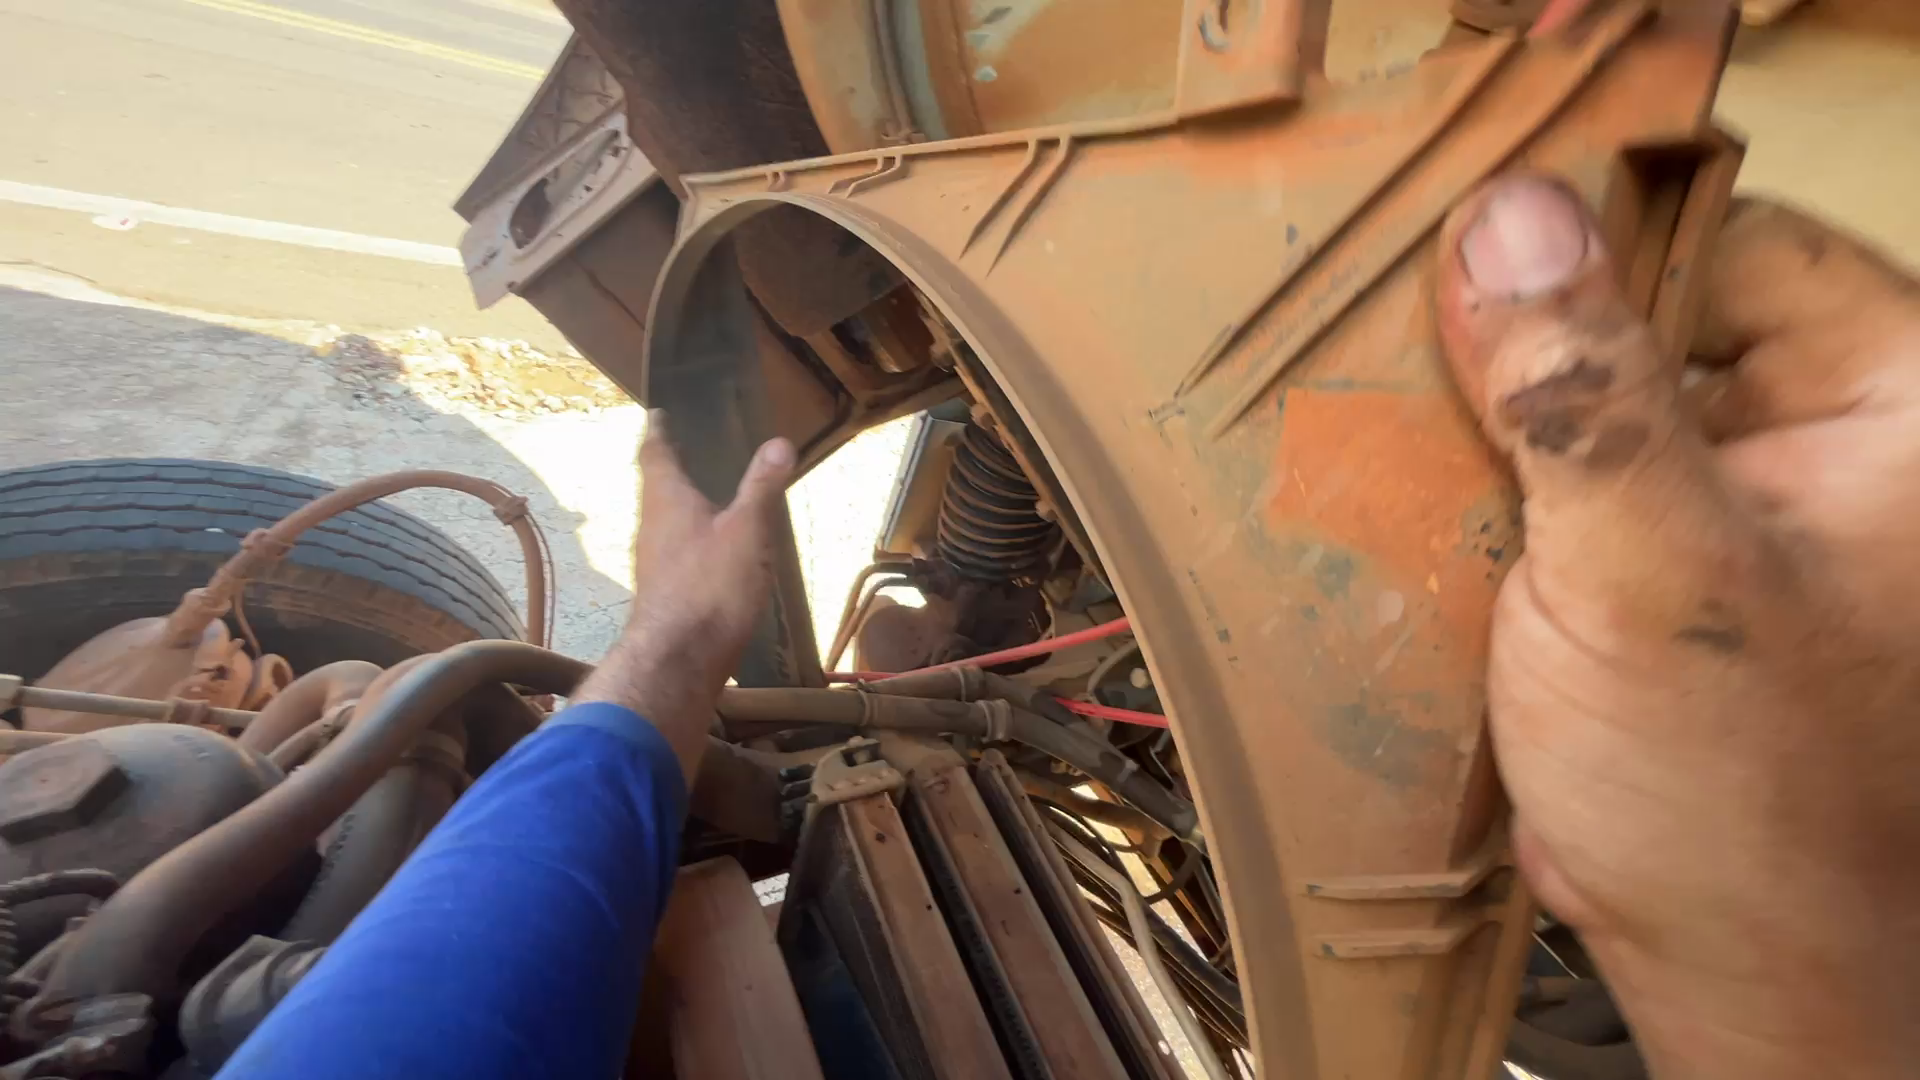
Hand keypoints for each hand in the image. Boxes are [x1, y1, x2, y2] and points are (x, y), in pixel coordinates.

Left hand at [574, 410, 795, 781]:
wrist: (680, 657)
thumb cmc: (712, 585)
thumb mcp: (748, 530)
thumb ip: (762, 486)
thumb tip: (780, 442)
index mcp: (667, 501)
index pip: (655, 454)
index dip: (657, 432)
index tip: (657, 414)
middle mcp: (653, 525)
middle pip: (655, 487)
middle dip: (669, 467)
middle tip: (687, 448)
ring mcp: (655, 560)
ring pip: (664, 519)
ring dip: (679, 502)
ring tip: (704, 492)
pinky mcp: (666, 589)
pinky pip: (676, 547)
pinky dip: (691, 534)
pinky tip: (713, 546)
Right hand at [1435, 177, 1919, 1076]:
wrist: (1705, 933)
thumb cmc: (1725, 772)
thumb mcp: (1649, 566)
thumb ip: (1580, 397)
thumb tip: (1504, 220)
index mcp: (1885, 404)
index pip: (1724, 249)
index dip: (1591, 242)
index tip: (1455, 251)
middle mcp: (1794, 437)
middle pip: (1630, 323)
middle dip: (1505, 335)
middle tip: (1386, 335)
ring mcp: (1690, 500)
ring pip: (1561, 403)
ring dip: (1467, 405)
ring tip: (1366, 400)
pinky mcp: (1608, 556)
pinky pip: (1525, 474)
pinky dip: (1457, 469)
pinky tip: (1387, 474)